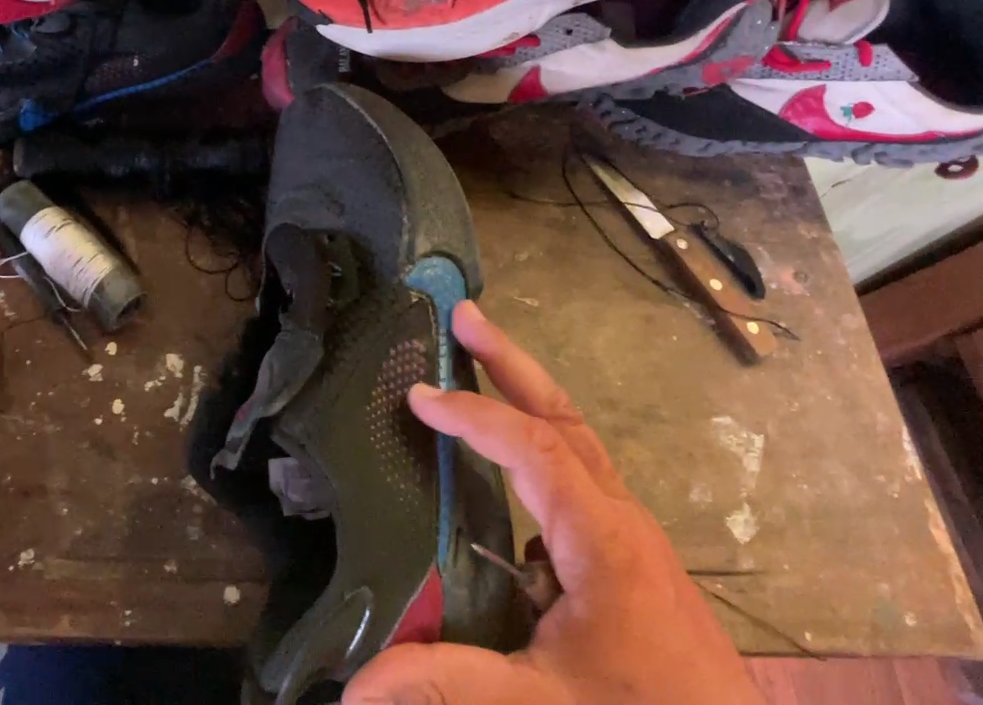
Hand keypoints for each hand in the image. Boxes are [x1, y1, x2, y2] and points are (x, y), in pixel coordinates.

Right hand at [345, 302, 760, 704]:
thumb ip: (447, 682)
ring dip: (524, 398)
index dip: (473, 414)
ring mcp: (628, 534)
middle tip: (463, 316)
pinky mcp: (628, 557)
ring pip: (575, 442)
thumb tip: (354, 688)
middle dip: (510, 360)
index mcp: (601, 537)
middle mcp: (618, 517)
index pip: (531, 447)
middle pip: (561, 415)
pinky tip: (505, 478)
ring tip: (478, 365)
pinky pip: (577, 481)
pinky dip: (536, 450)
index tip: (419, 395)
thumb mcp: (539, 701)